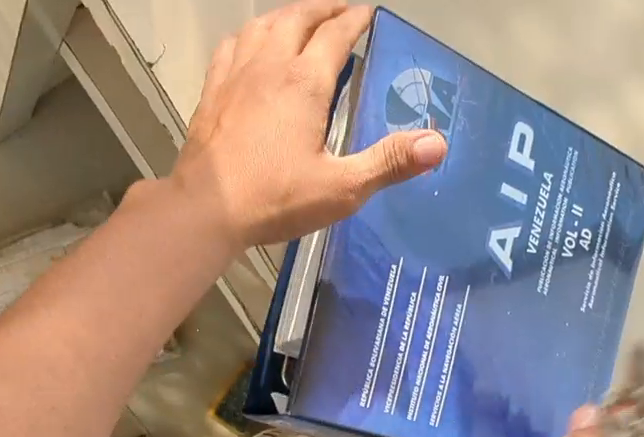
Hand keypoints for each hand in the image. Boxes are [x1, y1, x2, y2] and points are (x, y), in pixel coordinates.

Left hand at [168, 2, 447, 251]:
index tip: (368, 14)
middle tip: (340, 11)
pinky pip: (233, 45)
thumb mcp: (341, 189)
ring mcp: (236, 73)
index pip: (337, 33)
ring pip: (265, 24)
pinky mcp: (213, 91)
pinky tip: (253, 47)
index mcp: (305, 82)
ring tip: (301, 21)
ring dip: (288, 16)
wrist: (205, 209)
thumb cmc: (274, 200)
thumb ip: (388, 163)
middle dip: (324, 9)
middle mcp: (271, 64)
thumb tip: (437, 143)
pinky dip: (251, 36)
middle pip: (300, 17)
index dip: (356, 20)